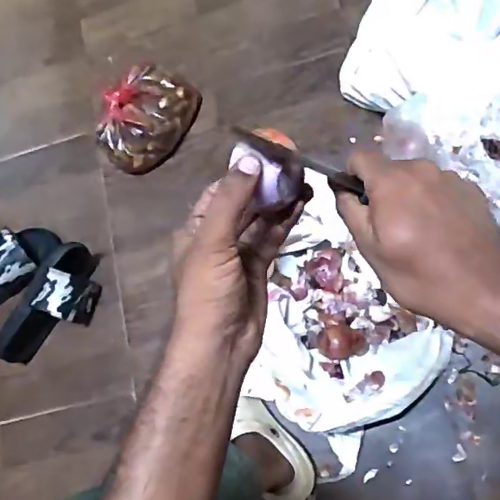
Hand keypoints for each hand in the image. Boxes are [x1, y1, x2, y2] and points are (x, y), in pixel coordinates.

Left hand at [169, 154, 300, 369]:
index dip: (243, 173)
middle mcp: (216, 237)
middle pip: (243, 203)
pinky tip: (301, 205)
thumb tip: (249, 161)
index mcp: (196, 229)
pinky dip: (285, 223)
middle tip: (294, 166)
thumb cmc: (208, 292)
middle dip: (266, 186)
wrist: (221, 344)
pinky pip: (271, 239)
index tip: (270, 155)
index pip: (219, 191)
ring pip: (260, 220)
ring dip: (279, 202)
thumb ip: (231, 201)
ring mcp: (238, 253)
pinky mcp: (258, 268)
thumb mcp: (212, 241)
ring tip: (303, 181)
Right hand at [334, 151, 499, 335]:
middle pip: (390, 169)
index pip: (360, 157)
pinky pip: (441, 189)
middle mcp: (422, 169)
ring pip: (417, 179)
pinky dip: (434, 203)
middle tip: (389, 230)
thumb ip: (350, 212)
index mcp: (391, 181)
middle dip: (383, 192)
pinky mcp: (472, 190)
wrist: (483, 289)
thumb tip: (341, 188)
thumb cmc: (418, 276)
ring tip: (419, 234)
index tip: (357, 204)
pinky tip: (443, 233)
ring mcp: (451, 178)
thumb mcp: (371, 251)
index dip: (352, 177)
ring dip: (410, 198)